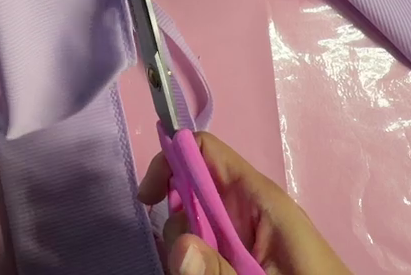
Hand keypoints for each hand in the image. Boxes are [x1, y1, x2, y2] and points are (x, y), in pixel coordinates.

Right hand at [139, 132, 350, 274]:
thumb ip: (222, 269)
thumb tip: (176, 244)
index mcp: (258, 197)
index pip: (203, 148)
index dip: (171, 160)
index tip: (151, 200)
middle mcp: (249, 208)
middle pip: (191, 193)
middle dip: (179, 226)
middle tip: (187, 266)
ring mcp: (247, 236)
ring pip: (196, 229)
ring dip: (190, 254)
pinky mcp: (246, 259)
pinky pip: (210, 251)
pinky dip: (202, 266)